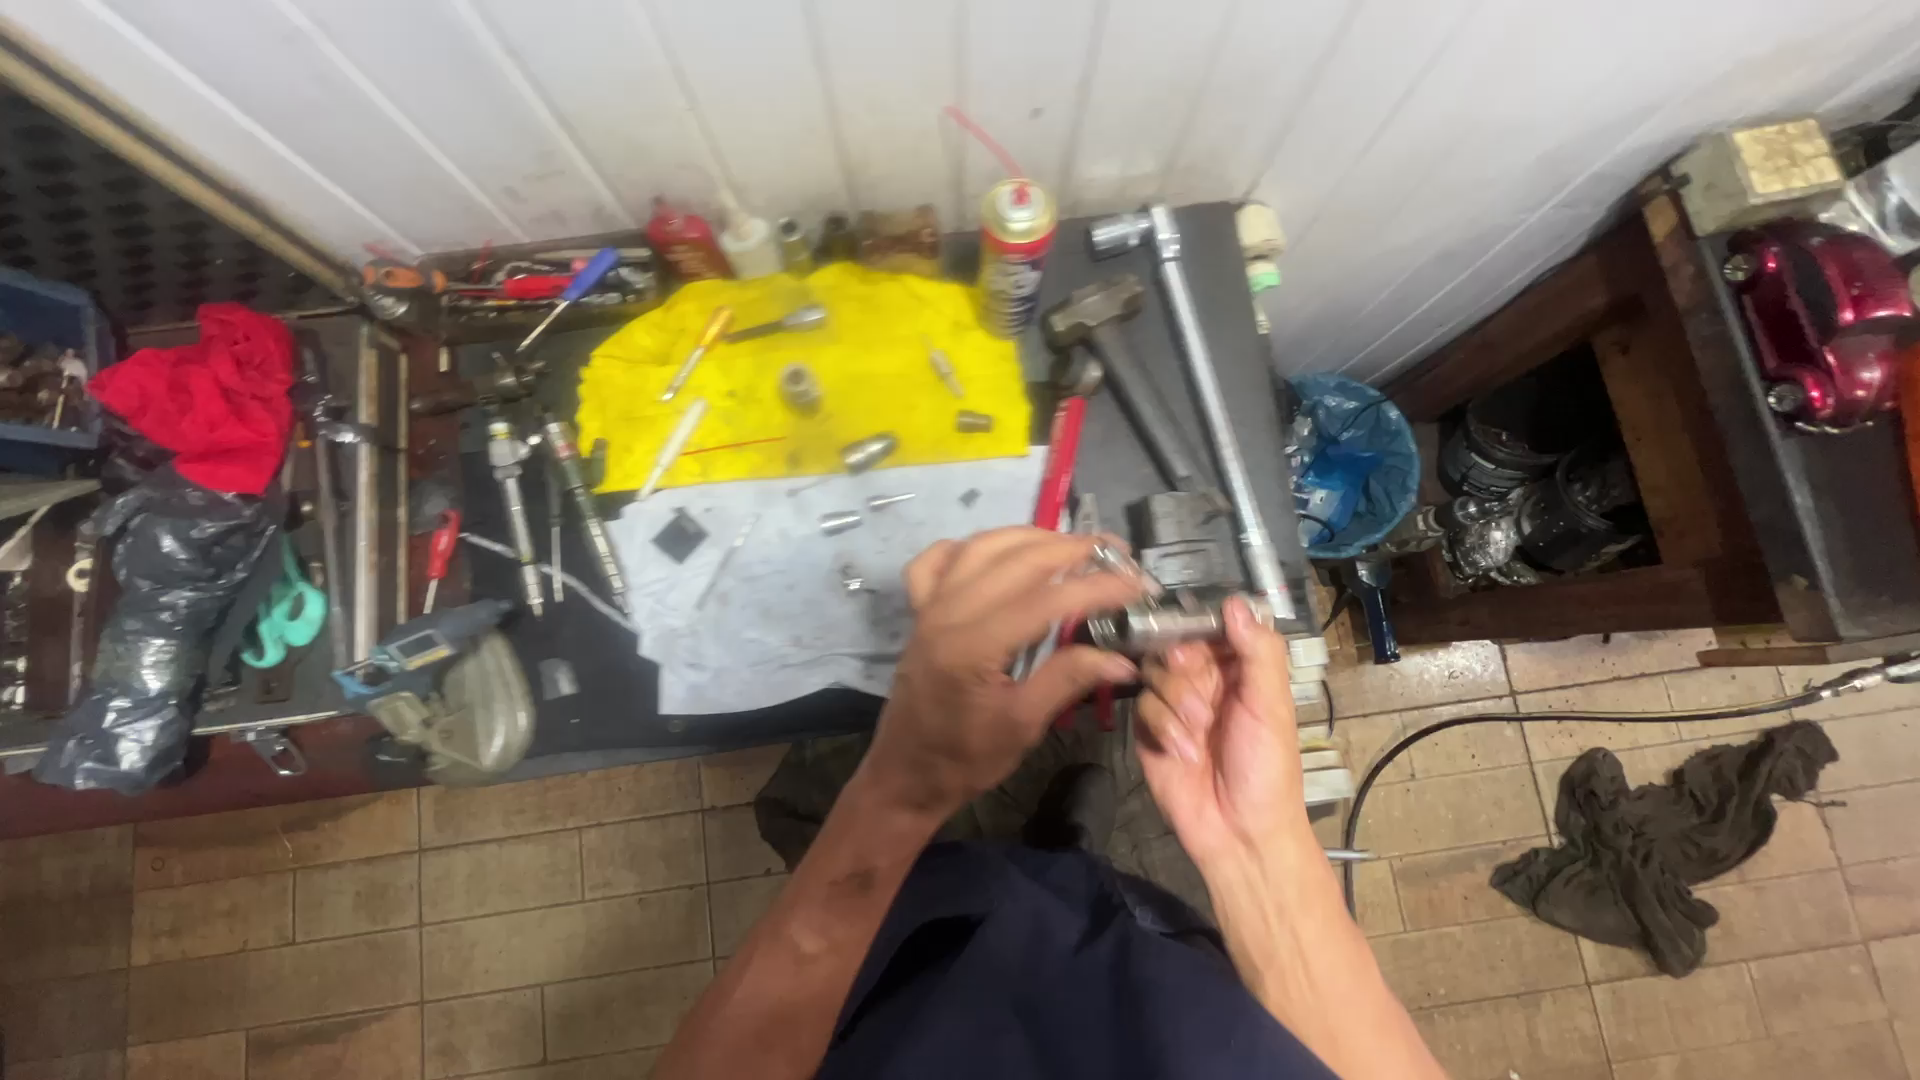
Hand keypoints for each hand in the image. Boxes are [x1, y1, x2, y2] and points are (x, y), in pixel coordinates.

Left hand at [859, 528, 1145, 819]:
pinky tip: (997, 552)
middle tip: (1114, 552)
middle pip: (1016, 560)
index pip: (1046, 599)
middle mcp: (948, 613)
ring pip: (981, 547)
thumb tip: (1124, 659)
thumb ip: (1069, 680)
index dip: (1096, 586)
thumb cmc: (965, 759)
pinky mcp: (919, 610)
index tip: (1136, 582)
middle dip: (1071, 549)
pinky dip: (970, 546)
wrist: (906, 774)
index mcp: (974, 646)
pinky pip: (938, 560)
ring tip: (1070, 544)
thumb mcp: (1023, 726)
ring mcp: (929, 607)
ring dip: (1029, 537)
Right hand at [1134, 597, 1307, 868]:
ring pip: (1154, 674)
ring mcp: (1174, 705)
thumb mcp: (1271, 707)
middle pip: (1174, 647)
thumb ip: (1258, 652)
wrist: (1239, 832)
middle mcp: (1204, 683)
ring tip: (1196, 734)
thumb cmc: (1266, 769)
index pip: (1210, 631)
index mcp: (1238, 673)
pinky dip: (1161, 727)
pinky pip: (1142, 706)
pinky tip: (1182, 752)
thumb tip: (1236, 602)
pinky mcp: (1150, 730)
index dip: (1197, 629)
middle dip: (1181, 667)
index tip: (1195, 640)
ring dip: (1174, 701)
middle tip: (1190, 680)